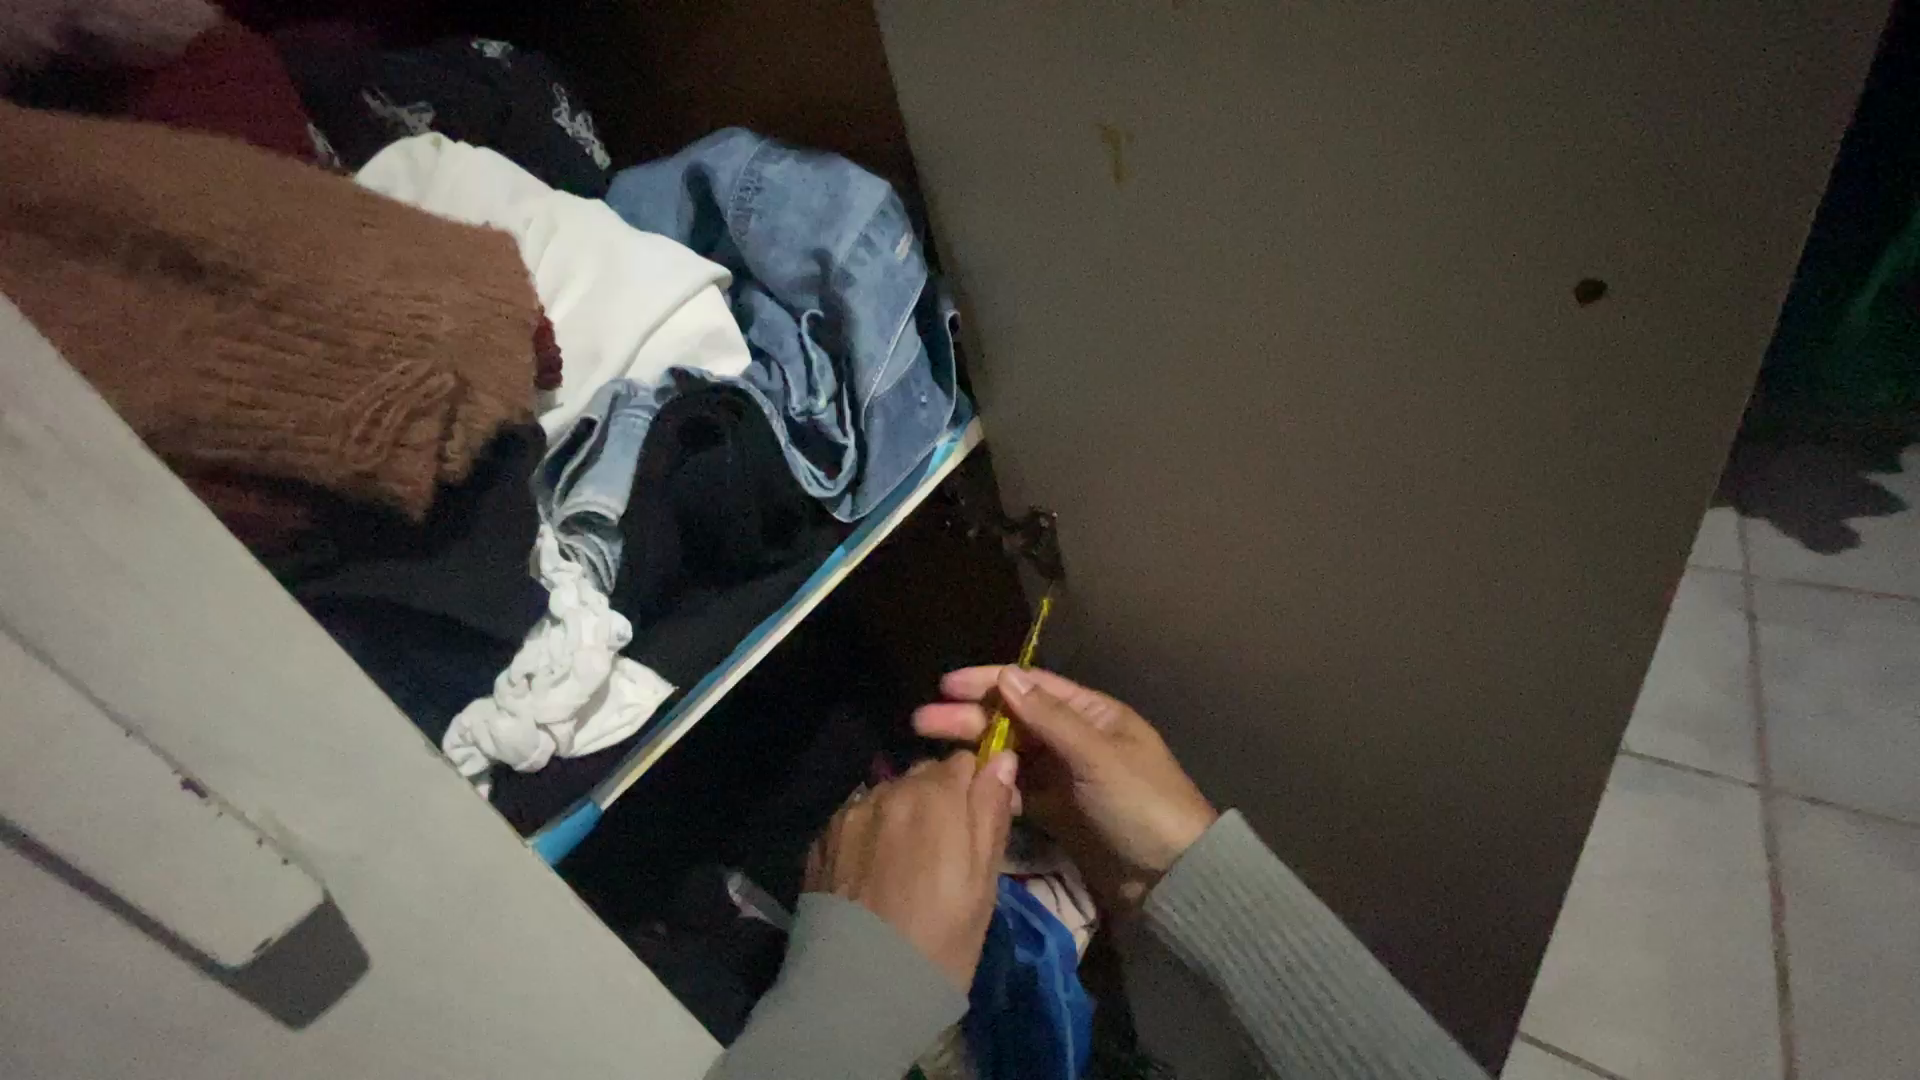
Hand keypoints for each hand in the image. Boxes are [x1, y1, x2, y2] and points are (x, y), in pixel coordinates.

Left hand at [805, 750, 1017, 989]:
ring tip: (903, 867)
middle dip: (939, 800)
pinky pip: (859, 817)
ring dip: (903, 815)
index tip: (978, 825)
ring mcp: (852, 811)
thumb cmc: (938, 943)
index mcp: (937, 795)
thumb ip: (991, 812)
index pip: (965, 762)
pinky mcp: (823, 835)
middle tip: (943, 853)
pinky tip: (872, 875)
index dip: (976, 790)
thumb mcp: (982, 883)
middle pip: (925, 775)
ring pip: (891, 795)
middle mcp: (891, 789)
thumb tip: (1002, 758)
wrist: (857, 994)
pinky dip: (871, 834)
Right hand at [914, 666, 1217, 912]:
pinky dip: (992, 786)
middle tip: (922, 722)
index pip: (1031, 686)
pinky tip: (964, 788)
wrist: (1173, 880)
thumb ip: (1050, 718)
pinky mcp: (1055, 811)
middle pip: (1013, 720)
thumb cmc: (1143, 804)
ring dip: (974, 751)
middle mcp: (1072, 737)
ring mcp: (1062, 775)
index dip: (987, 682)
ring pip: (1009, 754)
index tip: (945, 685)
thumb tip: (1005, 676)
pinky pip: (1016, 790)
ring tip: (932, 753)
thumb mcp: (1097, 756)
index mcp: (1090, 713)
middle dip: (969, 718)